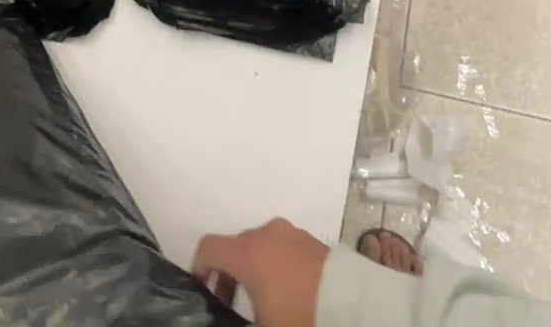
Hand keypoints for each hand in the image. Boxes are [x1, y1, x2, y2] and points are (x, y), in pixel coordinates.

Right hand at [192, 218, 330, 326]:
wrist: (352, 303)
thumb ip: (241, 322)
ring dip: (251, 267)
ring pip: (258, 245)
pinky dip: (273, 261)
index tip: (203, 291)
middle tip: (231, 303)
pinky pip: (279, 245)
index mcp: (247, 252)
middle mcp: (264, 234)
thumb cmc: (300, 316)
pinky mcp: (308, 237)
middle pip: (233, 246)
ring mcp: (289, 232)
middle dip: (227, 272)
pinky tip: (285, 288)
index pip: (208, 247)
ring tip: (260, 298)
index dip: (198, 268)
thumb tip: (236, 320)